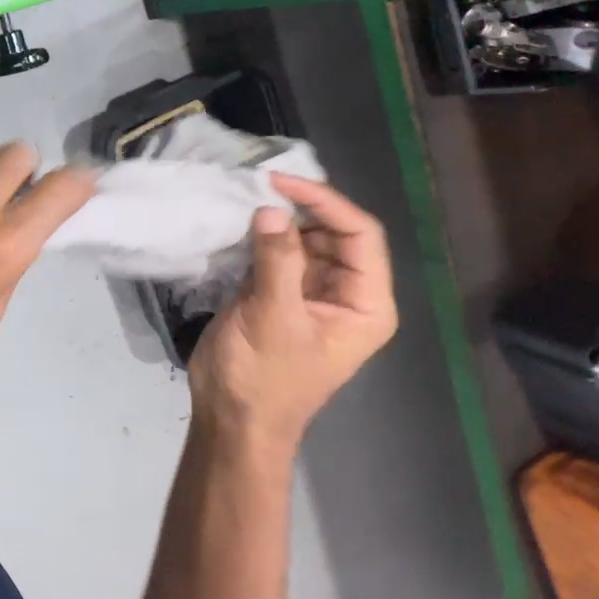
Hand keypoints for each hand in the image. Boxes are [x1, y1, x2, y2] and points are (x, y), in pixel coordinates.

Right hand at [189, 173, 397, 453]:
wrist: (232, 416)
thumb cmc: (265, 376)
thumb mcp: (272, 318)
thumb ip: (276, 262)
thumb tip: (269, 209)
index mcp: (365, 304)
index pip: (360, 236)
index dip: (325, 203)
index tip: (278, 182)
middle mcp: (344, 294)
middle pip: (333, 233)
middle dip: (301, 207)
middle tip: (256, 184)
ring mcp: (308, 294)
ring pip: (302, 240)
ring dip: (277, 218)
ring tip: (243, 196)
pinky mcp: (274, 295)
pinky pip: (275, 254)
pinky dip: (258, 235)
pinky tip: (235, 222)